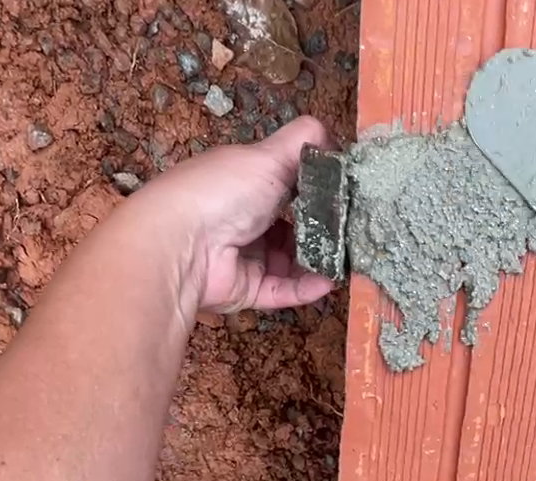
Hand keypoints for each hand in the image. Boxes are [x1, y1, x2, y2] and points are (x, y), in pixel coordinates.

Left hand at [126, 116, 337, 314]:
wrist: (183, 244)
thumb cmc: (224, 191)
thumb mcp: (268, 155)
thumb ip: (303, 142)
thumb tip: (331, 134)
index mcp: (245, 183)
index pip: (287, 187)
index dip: (315, 192)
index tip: (345, 198)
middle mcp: (245, 219)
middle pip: (292, 229)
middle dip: (321, 233)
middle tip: (352, 235)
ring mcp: (245, 257)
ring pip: (291, 264)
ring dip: (318, 263)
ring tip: (346, 262)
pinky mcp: (247, 290)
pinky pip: (282, 291)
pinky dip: (306, 288)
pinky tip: (328, 282)